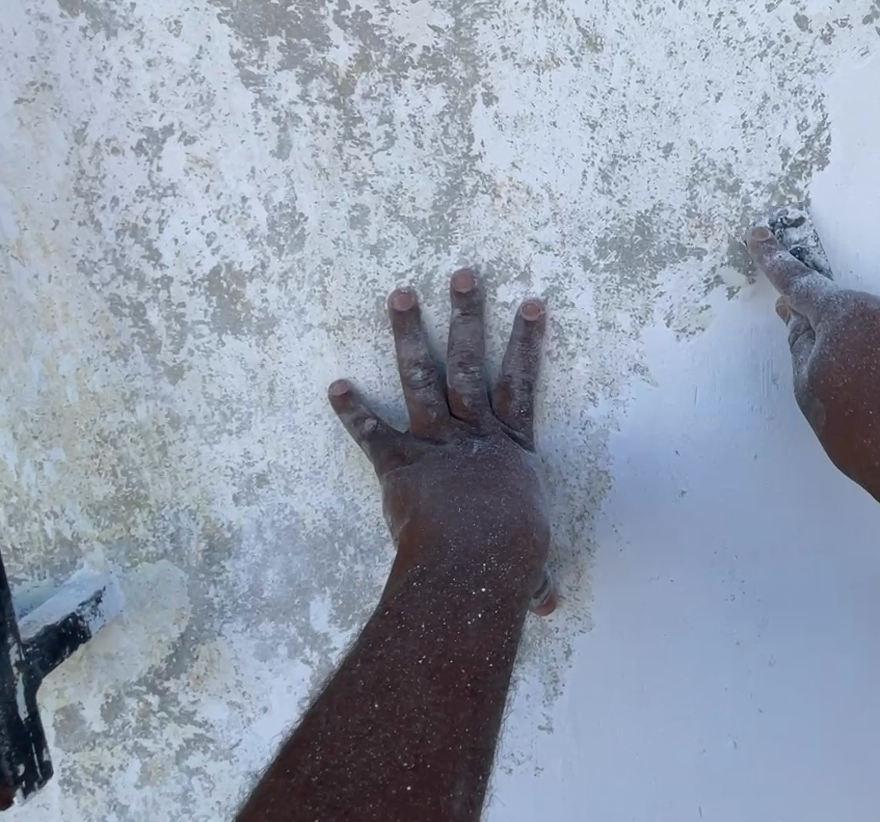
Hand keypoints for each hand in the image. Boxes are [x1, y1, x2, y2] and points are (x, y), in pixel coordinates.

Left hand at [327, 269, 557, 614]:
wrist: (475, 563)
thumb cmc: (512, 560)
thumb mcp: (531, 565)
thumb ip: (534, 576)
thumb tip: (545, 604)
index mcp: (510, 447)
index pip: (523, 382)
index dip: (527, 342)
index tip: (532, 302)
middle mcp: (474, 433)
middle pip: (469, 363)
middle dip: (467, 316)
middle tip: (462, 274)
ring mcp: (435, 444)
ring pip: (421, 378)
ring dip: (409, 334)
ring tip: (400, 293)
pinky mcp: (399, 466)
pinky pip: (373, 434)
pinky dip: (353, 411)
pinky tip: (334, 384)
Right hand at [749, 225, 879, 507]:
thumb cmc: (866, 437)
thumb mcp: (812, 396)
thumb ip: (802, 348)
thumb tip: (797, 316)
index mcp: (848, 315)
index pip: (801, 283)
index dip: (776, 261)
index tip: (761, 235)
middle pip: (858, 315)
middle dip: (848, 340)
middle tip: (853, 389)